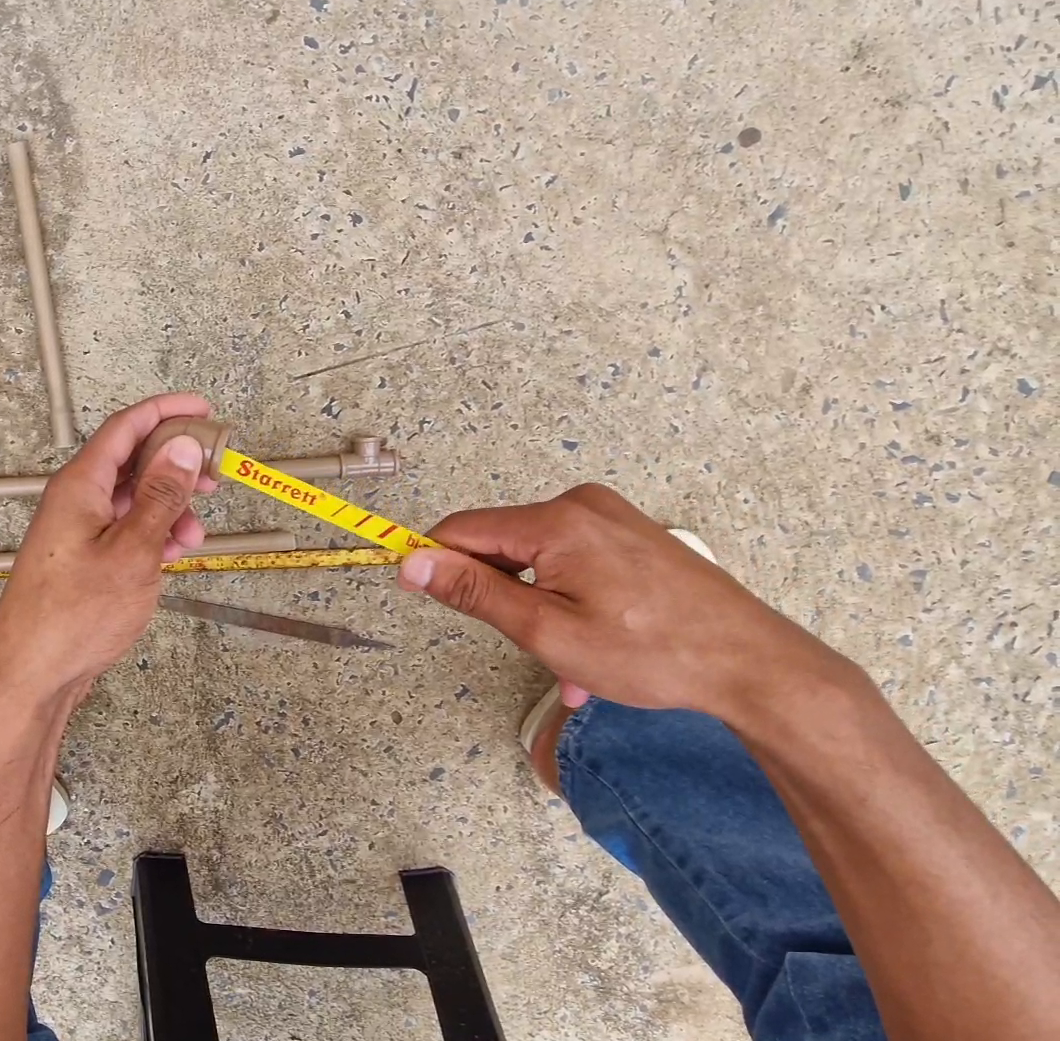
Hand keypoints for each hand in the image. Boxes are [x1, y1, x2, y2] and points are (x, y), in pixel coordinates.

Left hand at [0, 393, 218, 701]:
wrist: (33, 674)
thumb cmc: (73, 618)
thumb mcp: (132, 552)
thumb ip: (160, 498)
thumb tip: (182, 450)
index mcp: (80, 485)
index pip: (125, 427)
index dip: (166, 411)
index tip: (202, 409)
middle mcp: (74, 500)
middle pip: (131, 461)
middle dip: (176, 465)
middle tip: (214, 475)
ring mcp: (76, 529)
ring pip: (131, 499)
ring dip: (168, 507)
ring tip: (194, 534)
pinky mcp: (80, 557)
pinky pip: (122, 528)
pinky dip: (151, 534)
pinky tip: (170, 554)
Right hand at [398, 484, 860, 719]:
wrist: (759, 668)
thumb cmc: (651, 654)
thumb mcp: (546, 630)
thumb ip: (473, 591)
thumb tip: (412, 563)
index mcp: (555, 521)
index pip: (461, 529)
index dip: (434, 563)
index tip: (422, 597)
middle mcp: (580, 504)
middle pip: (499, 541)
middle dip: (496, 591)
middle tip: (526, 642)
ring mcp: (610, 516)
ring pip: (535, 555)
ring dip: (532, 601)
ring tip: (566, 658)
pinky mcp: (630, 533)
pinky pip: (570, 558)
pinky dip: (563, 595)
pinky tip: (588, 641)